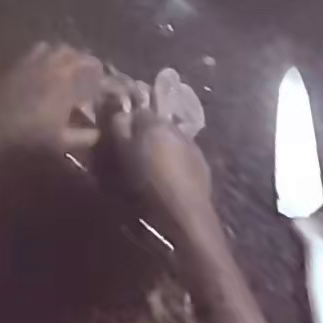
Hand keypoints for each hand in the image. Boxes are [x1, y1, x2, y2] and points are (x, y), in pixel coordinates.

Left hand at [0, 44, 103, 150]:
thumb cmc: (30, 134)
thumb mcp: (62, 141)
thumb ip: (85, 136)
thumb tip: (99, 132)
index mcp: (69, 85)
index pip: (93, 74)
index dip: (101, 78)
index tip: (105, 83)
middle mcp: (55, 67)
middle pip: (77, 55)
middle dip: (87, 62)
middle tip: (91, 72)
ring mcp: (35, 61)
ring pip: (58, 48)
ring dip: (68, 54)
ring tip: (70, 65)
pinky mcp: (20, 60)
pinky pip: (38, 48)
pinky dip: (48, 52)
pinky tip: (46, 63)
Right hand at [106, 104, 213, 219]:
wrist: (185, 212)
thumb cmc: (147, 182)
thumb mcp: (122, 153)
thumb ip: (119, 128)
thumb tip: (121, 113)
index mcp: (155, 123)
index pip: (138, 110)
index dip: (129, 120)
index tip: (121, 131)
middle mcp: (176, 128)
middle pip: (157, 123)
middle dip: (146, 132)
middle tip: (135, 148)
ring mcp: (192, 145)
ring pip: (171, 138)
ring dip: (162, 145)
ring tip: (153, 162)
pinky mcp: (203, 163)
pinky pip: (184, 153)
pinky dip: (175, 158)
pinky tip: (170, 173)